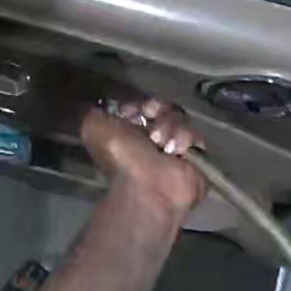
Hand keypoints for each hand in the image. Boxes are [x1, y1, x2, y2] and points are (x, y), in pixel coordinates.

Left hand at [80, 98, 206, 220]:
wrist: (147, 187)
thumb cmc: (119, 157)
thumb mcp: (93, 128)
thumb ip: (96, 112)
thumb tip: (105, 105)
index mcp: (129, 128)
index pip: (142, 103)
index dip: (141, 103)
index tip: (138, 109)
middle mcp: (152, 136)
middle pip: (164, 108)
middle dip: (158, 110)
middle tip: (152, 119)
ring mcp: (175, 146)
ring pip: (180, 119)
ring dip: (169, 127)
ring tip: (161, 144)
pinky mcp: (196, 157)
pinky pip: (196, 137)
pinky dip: (184, 141)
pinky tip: (175, 152)